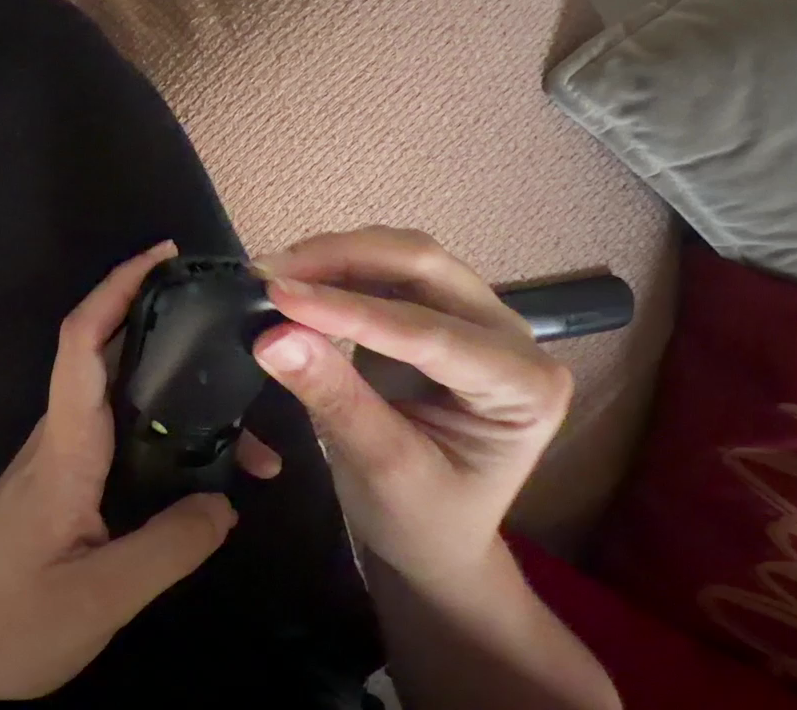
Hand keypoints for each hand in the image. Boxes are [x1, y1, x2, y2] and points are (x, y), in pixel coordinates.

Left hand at [0, 241, 250, 708]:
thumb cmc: (9, 621)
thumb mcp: (100, 598)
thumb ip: (168, 548)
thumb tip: (226, 503)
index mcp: (65, 447)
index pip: (83, 341)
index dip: (118, 287)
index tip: (163, 255)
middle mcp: (61, 435)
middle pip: (108, 353)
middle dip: (163, 323)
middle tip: (230, 326)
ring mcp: (61, 456)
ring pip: (120, 396)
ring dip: (176, 388)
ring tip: (245, 415)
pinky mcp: (66, 481)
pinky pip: (120, 434)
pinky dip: (165, 431)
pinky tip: (205, 464)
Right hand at [251, 228, 572, 585]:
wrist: (434, 540)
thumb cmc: (421, 519)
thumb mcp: (379, 468)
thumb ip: (333, 397)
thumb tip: (273, 336)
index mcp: (524, 387)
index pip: (429, 332)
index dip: (349, 310)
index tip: (279, 295)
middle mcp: (509, 337)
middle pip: (425, 267)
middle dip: (344, 260)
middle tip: (271, 272)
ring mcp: (474, 318)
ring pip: (403, 257)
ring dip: (336, 256)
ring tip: (275, 273)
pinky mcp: (435, 312)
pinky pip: (385, 271)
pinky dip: (337, 269)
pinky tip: (296, 279)